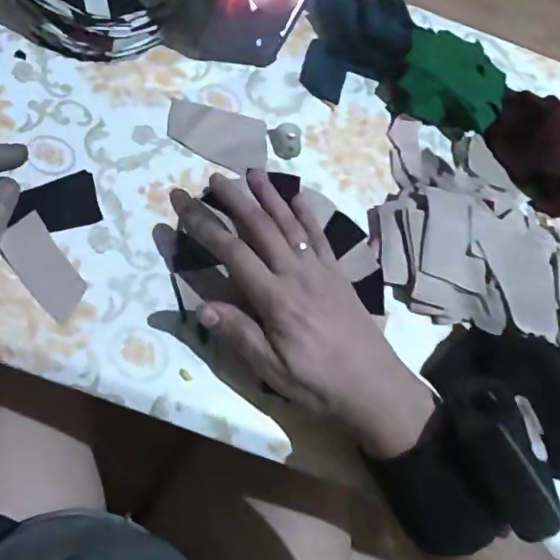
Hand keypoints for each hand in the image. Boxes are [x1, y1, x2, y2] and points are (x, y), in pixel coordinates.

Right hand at [172, 170, 436, 458]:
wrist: (375, 388)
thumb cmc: (317, 383)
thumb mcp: (272, 369)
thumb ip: (239, 334)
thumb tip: (201, 307)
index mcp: (275, 298)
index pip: (232, 252)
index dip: (204, 225)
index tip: (184, 203)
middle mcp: (296, 274)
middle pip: (260, 227)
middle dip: (235, 199)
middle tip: (214, 177)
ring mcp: (319, 270)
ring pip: (290, 223)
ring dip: (269, 196)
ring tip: (252, 172)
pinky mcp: (337, 273)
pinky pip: (320, 236)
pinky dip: (307, 213)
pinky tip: (297, 197)